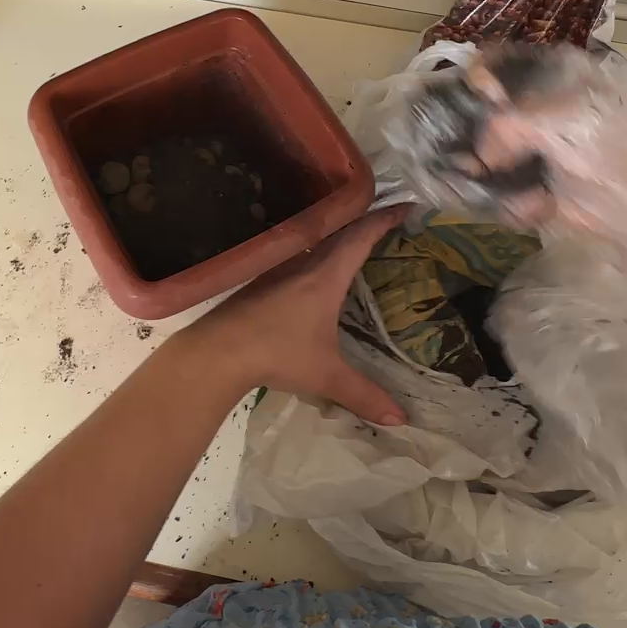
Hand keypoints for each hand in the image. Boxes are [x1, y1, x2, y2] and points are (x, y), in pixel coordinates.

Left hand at [175, 206, 410, 425]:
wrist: (217, 350)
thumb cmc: (277, 354)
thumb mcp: (325, 375)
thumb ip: (364, 394)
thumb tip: (401, 420)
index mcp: (326, 276)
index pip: (361, 236)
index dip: (385, 220)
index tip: (409, 207)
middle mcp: (304, 263)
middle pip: (341, 232)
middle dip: (367, 224)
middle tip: (392, 223)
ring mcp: (280, 269)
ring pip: (318, 242)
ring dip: (340, 237)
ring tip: (361, 243)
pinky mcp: (263, 279)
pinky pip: (301, 255)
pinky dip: (319, 253)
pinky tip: (319, 270)